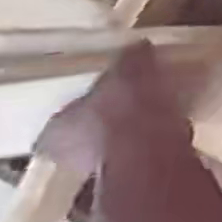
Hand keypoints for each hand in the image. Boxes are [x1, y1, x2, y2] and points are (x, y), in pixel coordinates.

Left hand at [37, 43, 189, 174]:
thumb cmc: (128, 109)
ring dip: (128, 133)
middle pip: (86, 133)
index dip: (84, 104)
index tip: (107, 94)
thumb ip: (131, 58)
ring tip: (156, 115)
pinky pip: (137, 153)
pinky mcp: (128, 176)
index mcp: (54, 130)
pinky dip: (148, 142)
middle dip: (108, 120)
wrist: (151, 149)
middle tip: (134, 103)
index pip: (63, 115)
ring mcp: (96, 170)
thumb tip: (138, 45)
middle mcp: (66, 155)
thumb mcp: (131, 71)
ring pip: (111, 145)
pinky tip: (167, 129)